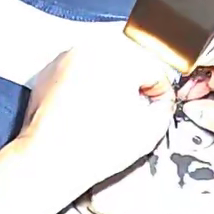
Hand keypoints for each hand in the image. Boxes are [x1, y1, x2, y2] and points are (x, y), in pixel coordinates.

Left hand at [15, 36, 176, 195]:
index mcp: (117, 58)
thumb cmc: (91, 149)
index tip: (156, 107)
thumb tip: (160, 100)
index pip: (153, 67)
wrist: (49, 162)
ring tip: (108, 116)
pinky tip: (87, 114)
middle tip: (134, 113)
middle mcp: (89, 51)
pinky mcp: (49, 73)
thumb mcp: (149, 130)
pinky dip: (86, 88)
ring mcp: (65, 60)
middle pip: (127, 62)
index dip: (160, 92)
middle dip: (134, 86)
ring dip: (111, 85)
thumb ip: (164, 106)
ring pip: (102, 66)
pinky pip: (78, 74)